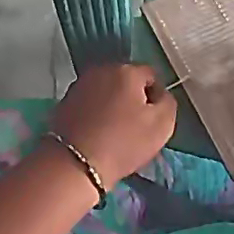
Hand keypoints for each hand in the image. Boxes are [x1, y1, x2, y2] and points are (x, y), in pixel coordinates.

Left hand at [50, 62, 177, 183]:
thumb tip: (160, 94)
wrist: (76, 163)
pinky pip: (89, 102)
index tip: (154, 119)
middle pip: (126, 80)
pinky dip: (95, 112)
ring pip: (106, 91)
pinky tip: (97, 132)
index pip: (151, 75)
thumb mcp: (162, 125)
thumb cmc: (124, 142)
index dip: (157, 96)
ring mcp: (79, 84)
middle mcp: (101, 70)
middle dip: (133, 98)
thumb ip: (168, 102)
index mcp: (126, 71)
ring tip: (115, 131)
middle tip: (136, 126)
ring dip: (113, 104)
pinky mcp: (65, 101)